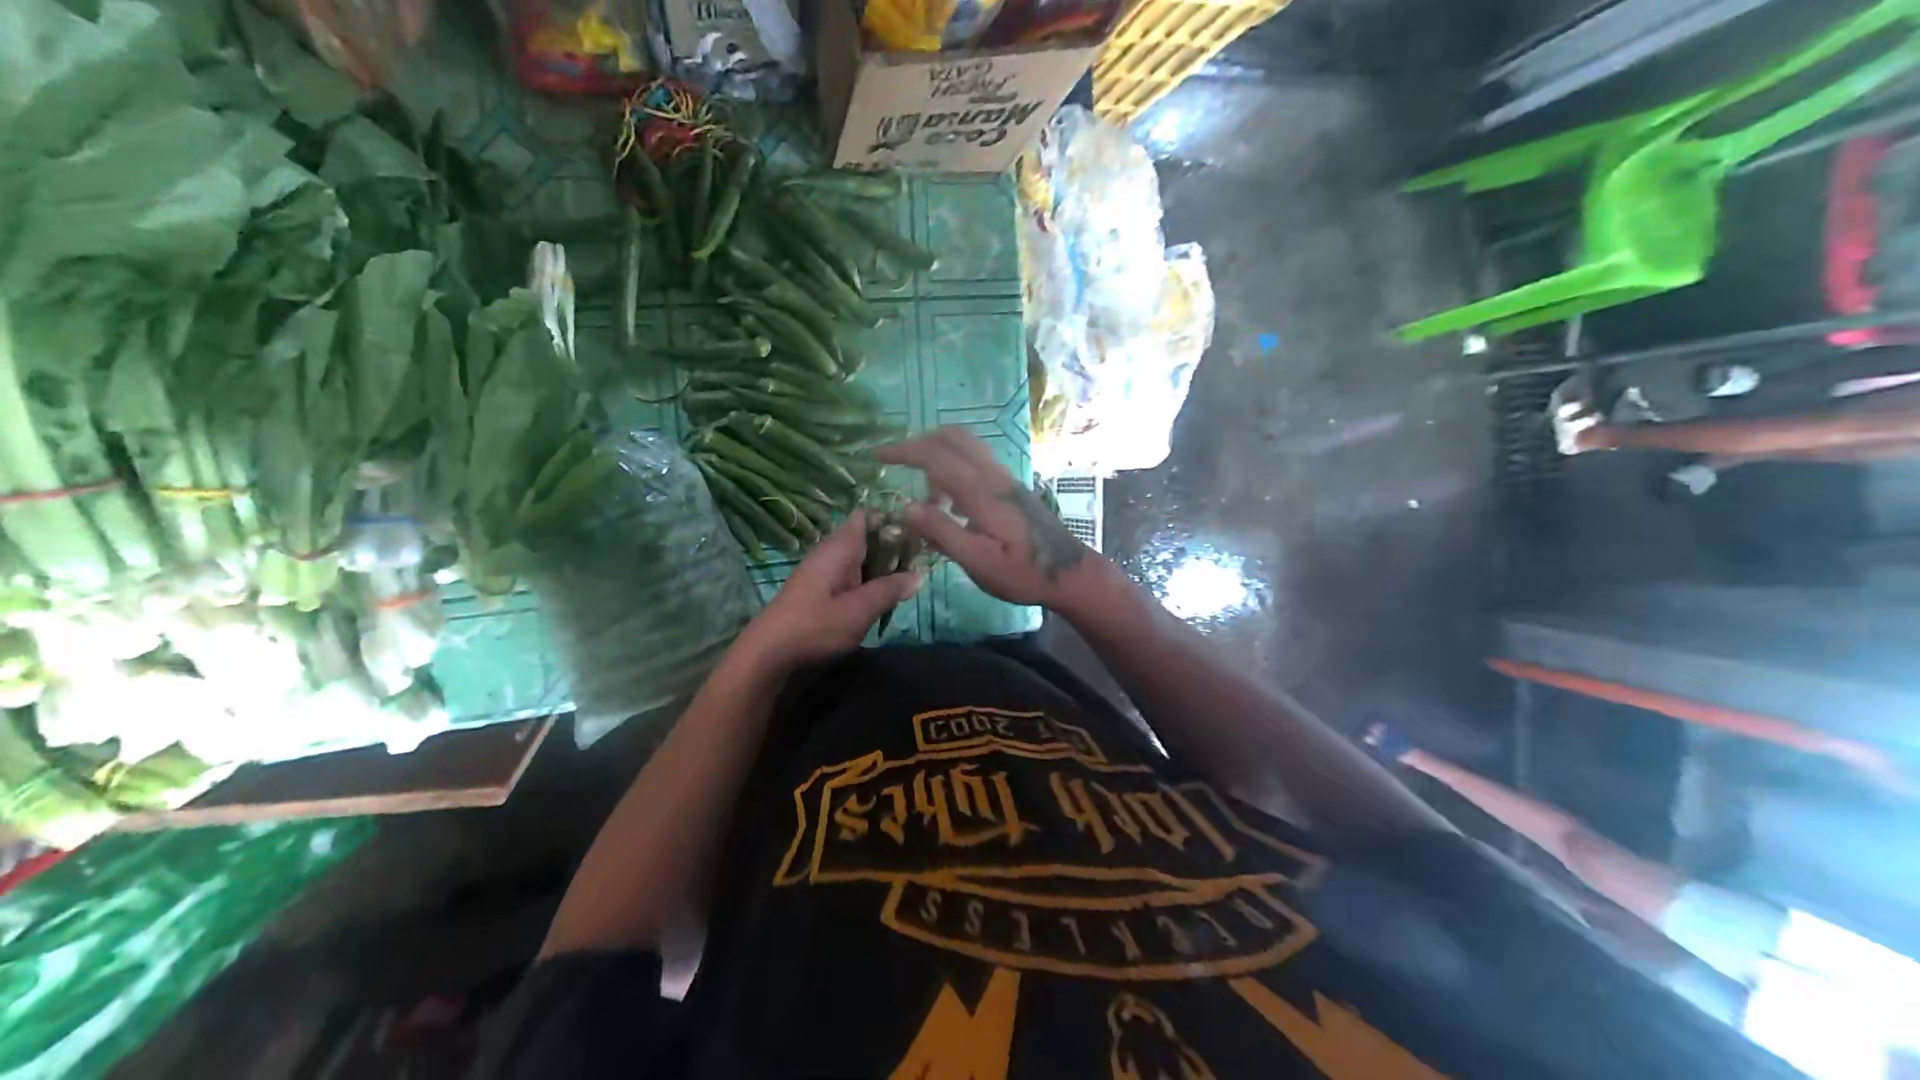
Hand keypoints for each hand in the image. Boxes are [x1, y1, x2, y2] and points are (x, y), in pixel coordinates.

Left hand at [735, 510, 922, 671]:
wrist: (769, 654)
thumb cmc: (815, 626)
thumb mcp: (859, 610)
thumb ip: (890, 590)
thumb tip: (920, 575)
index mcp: (839, 548)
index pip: (867, 516)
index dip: (893, 518)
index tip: (921, 529)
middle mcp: (831, 553)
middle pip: (867, 537)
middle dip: (895, 546)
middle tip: (925, 559)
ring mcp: (825, 572)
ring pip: (861, 559)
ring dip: (884, 567)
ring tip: (913, 577)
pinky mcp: (821, 592)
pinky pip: (852, 577)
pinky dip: (870, 582)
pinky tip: (886, 597)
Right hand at [874, 428, 1108, 610]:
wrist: (1070, 573)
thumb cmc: (1023, 573)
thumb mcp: (978, 562)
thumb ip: (942, 532)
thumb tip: (905, 506)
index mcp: (981, 491)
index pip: (935, 454)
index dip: (903, 450)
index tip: (876, 455)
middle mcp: (993, 476)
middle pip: (953, 437)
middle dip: (919, 442)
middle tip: (895, 461)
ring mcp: (1005, 479)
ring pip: (966, 446)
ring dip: (938, 454)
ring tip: (923, 492)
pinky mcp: (1011, 488)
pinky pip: (976, 462)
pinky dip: (953, 467)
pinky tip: (949, 502)